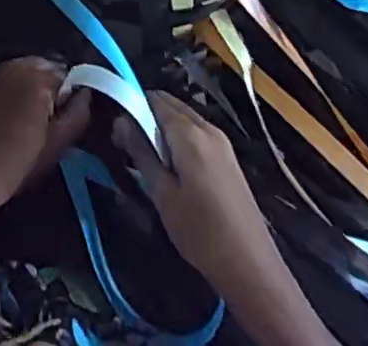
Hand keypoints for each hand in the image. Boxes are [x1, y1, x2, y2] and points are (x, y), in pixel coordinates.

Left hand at [0, 57, 91, 211]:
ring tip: (36, 116)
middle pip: (49, 67)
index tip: (67, 118)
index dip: (72, 97)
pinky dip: (23, 86)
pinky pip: (16, 74)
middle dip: (55, 87)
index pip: (70, 76)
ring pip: (32, 69)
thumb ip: (78, 113)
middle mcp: (18, 66)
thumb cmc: (23, 159)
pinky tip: (20, 111)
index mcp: (38, 78)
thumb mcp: (60, 141)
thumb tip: (86, 94)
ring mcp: (1, 70)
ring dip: (39, 85)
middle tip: (53, 117)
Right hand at [112, 91, 275, 277]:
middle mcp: (208, 129)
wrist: (252, 269)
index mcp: (190, 134)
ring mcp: (222, 143)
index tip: (115, 128)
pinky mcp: (228, 158)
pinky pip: (196, 132)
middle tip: (126, 141)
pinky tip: (170, 165)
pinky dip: (178, 137)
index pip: (153, 99)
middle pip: (170, 104)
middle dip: (145, 113)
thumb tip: (121, 121)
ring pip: (183, 118)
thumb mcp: (161, 193)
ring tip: (145, 155)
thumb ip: (140, 151)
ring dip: (161, 126)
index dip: (130, 105)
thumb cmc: (201, 232)